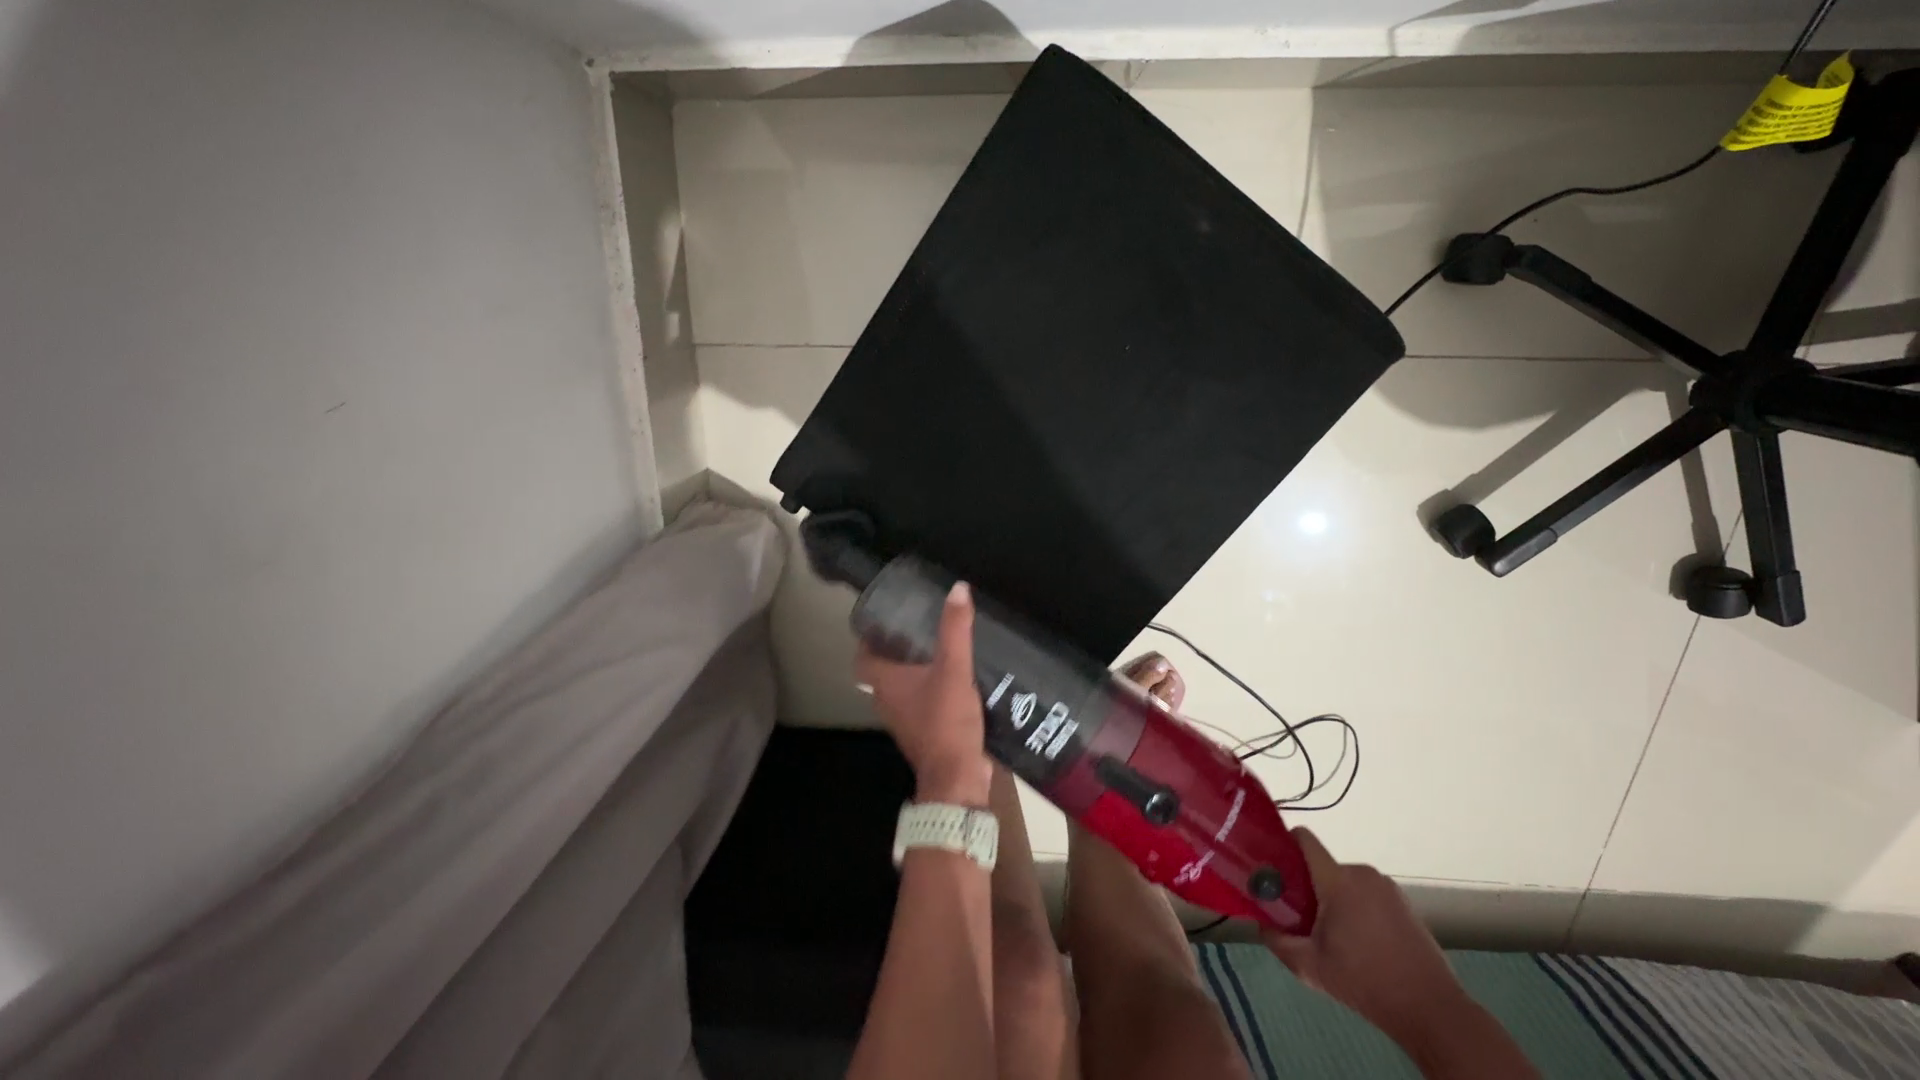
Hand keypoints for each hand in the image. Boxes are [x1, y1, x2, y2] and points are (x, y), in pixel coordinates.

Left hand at [856, 581, 991, 804]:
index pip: (863, 657)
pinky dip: (932, 690)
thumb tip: (957, 588)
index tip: (885, 620)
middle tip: (916, 628)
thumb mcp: (954, 669)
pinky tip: (956, 679)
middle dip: (896, 650)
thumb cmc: (946, 721)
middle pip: (882, 671)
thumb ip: (955, 630)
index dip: (869, 638)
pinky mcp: (926, 733)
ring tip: (937, 648)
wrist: (958, 776)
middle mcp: (888, 702)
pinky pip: (923, 704)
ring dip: (915, 672)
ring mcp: (906, 720)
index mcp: (885, 683)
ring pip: (903, 689)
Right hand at [1259, 828, 1468, 1047]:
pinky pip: (1367, 894)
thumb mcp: (1308, 966)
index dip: (1285, 844)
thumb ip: (1277, 939)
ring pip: (1345, 882)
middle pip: (1322, 867)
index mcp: (1337, 881)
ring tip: (1333, 936)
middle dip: (1308, 886)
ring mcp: (1387, 887)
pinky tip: (1361, 942)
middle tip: (1300, 918)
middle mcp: (1363, 874)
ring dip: (1333, 899)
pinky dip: (1357, 908)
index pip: (1305, 840)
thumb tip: (1261, 922)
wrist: (1427, 1006)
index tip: (1272, 867)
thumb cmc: (1362, 981)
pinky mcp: (1404, 903)